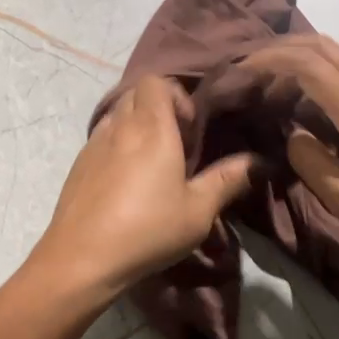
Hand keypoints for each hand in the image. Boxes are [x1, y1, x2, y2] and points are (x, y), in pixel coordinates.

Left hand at [29, 76, 254, 303]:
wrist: (81, 257)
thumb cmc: (147, 229)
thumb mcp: (198, 210)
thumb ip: (228, 180)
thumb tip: (260, 161)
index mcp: (151, 126)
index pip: (157, 82)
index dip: (177, 97)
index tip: (190, 131)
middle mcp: (120, 124)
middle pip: (137, 94)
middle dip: (159, 109)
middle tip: (176, 146)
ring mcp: (94, 142)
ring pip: (118, 114)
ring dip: (137, 126)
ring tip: (152, 164)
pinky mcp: (78, 162)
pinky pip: (102, 137)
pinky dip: (118, 145)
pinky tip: (126, 182)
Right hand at [243, 36, 338, 271]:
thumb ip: (309, 159)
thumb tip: (294, 134)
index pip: (306, 63)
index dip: (269, 60)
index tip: (240, 70)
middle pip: (321, 46)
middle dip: (281, 48)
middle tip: (249, 67)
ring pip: (336, 56)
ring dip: (300, 59)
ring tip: (270, 85)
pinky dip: (317, 74)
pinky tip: (302, 100)